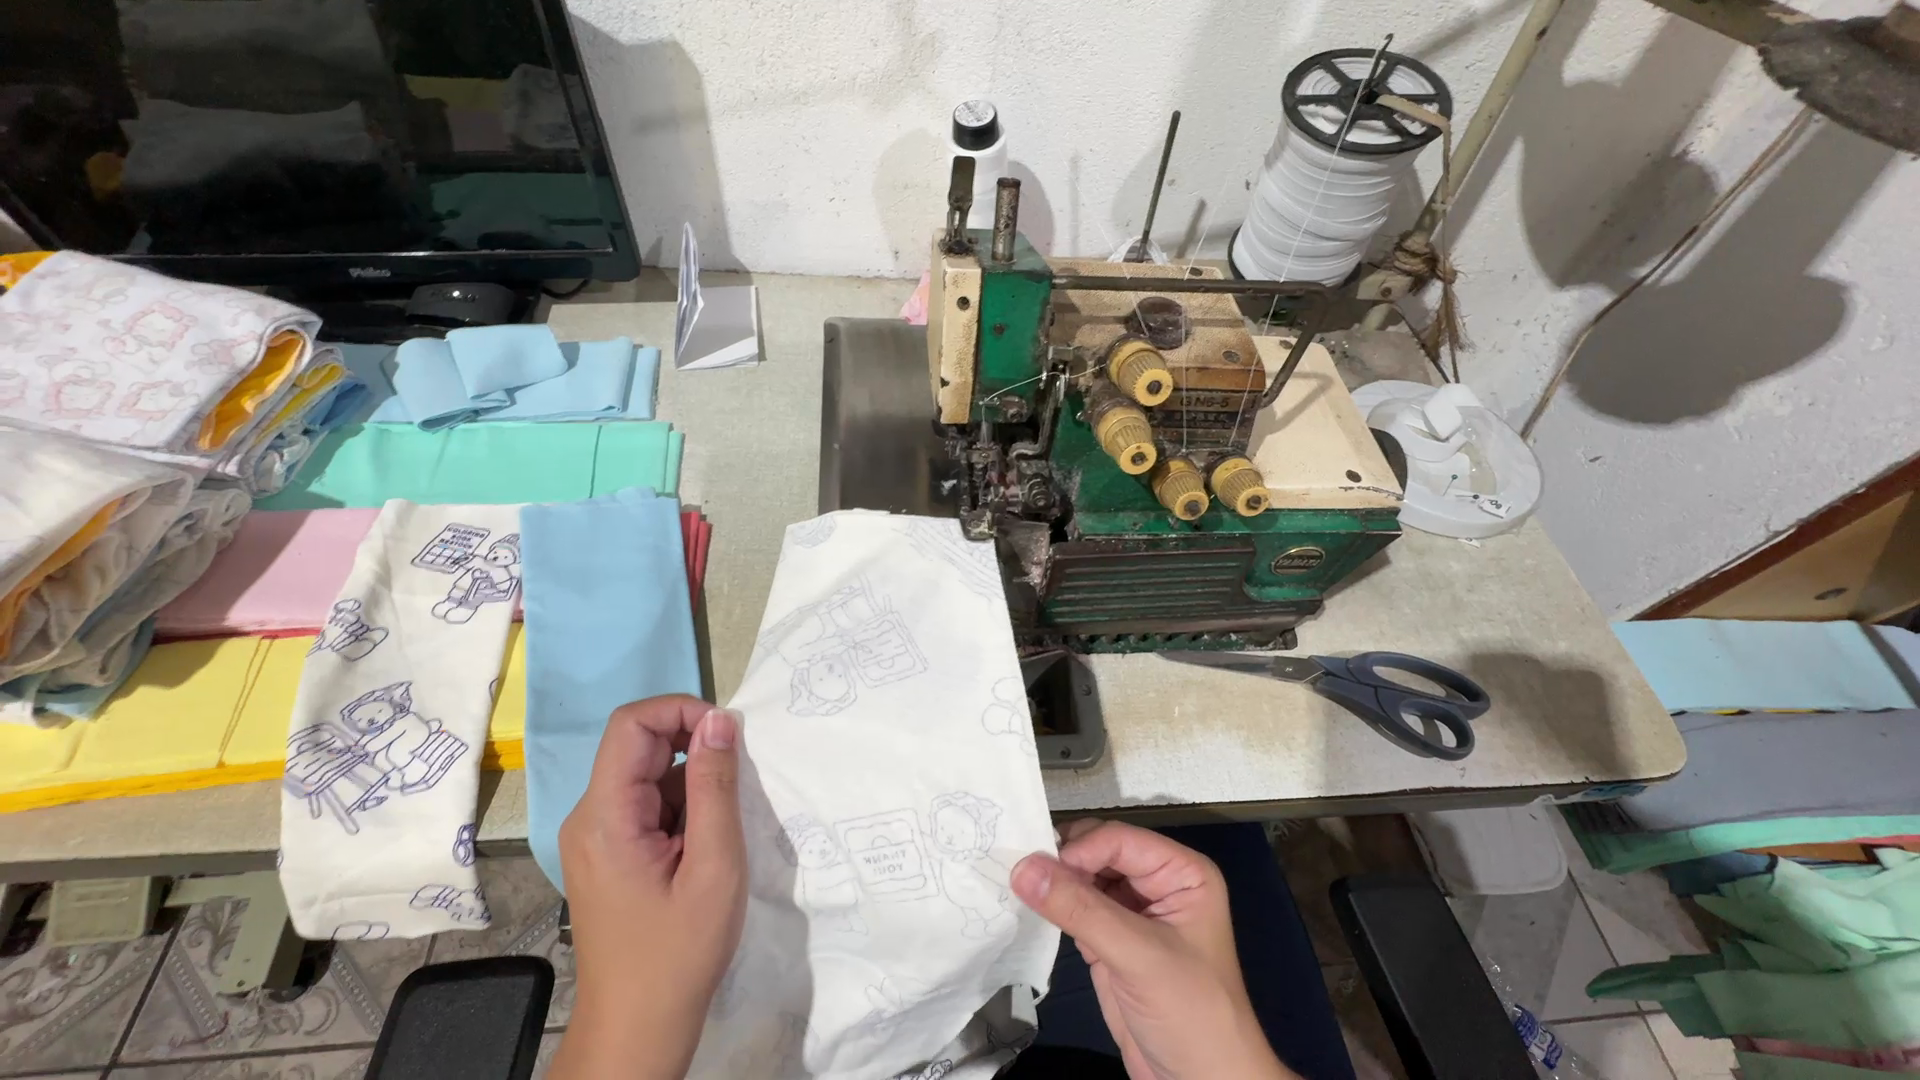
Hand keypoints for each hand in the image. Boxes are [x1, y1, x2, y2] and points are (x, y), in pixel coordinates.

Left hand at [549, 696, 745, 1079]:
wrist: (639, 1027)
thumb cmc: (679, 952)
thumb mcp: (714, 865)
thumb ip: (716, 786)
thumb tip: (720, 719)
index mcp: (605, 816)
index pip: (631, 724)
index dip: (680, 710)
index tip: (727, 734)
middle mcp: (590, 816)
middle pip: (638, 745)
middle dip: (693, 747)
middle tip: (737, 779)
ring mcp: (596, 835)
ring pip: (648, 774)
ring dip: (692, 782)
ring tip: (722, 829)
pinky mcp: (610, 852)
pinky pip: (648, 804)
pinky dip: (683, 807)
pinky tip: (705, 845)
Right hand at [1011, 820, 1298, 1079]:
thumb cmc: (1191, 1014)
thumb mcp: (1138, 956)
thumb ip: (1080, 909)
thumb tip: (1022, 867)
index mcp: (1181, 873)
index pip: (1119, 839)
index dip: (1080, 849)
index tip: (1039, 872)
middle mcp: (1157, 884)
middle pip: (1098, 851)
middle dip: (1062, 861)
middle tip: (1022, 875)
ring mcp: (1132, 913)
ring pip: (1082, 877)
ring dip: (1054, 883)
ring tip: (1017, 888)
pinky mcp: (1110, 942)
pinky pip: (1075, 908)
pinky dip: (1053, 907)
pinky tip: (1028, 908)